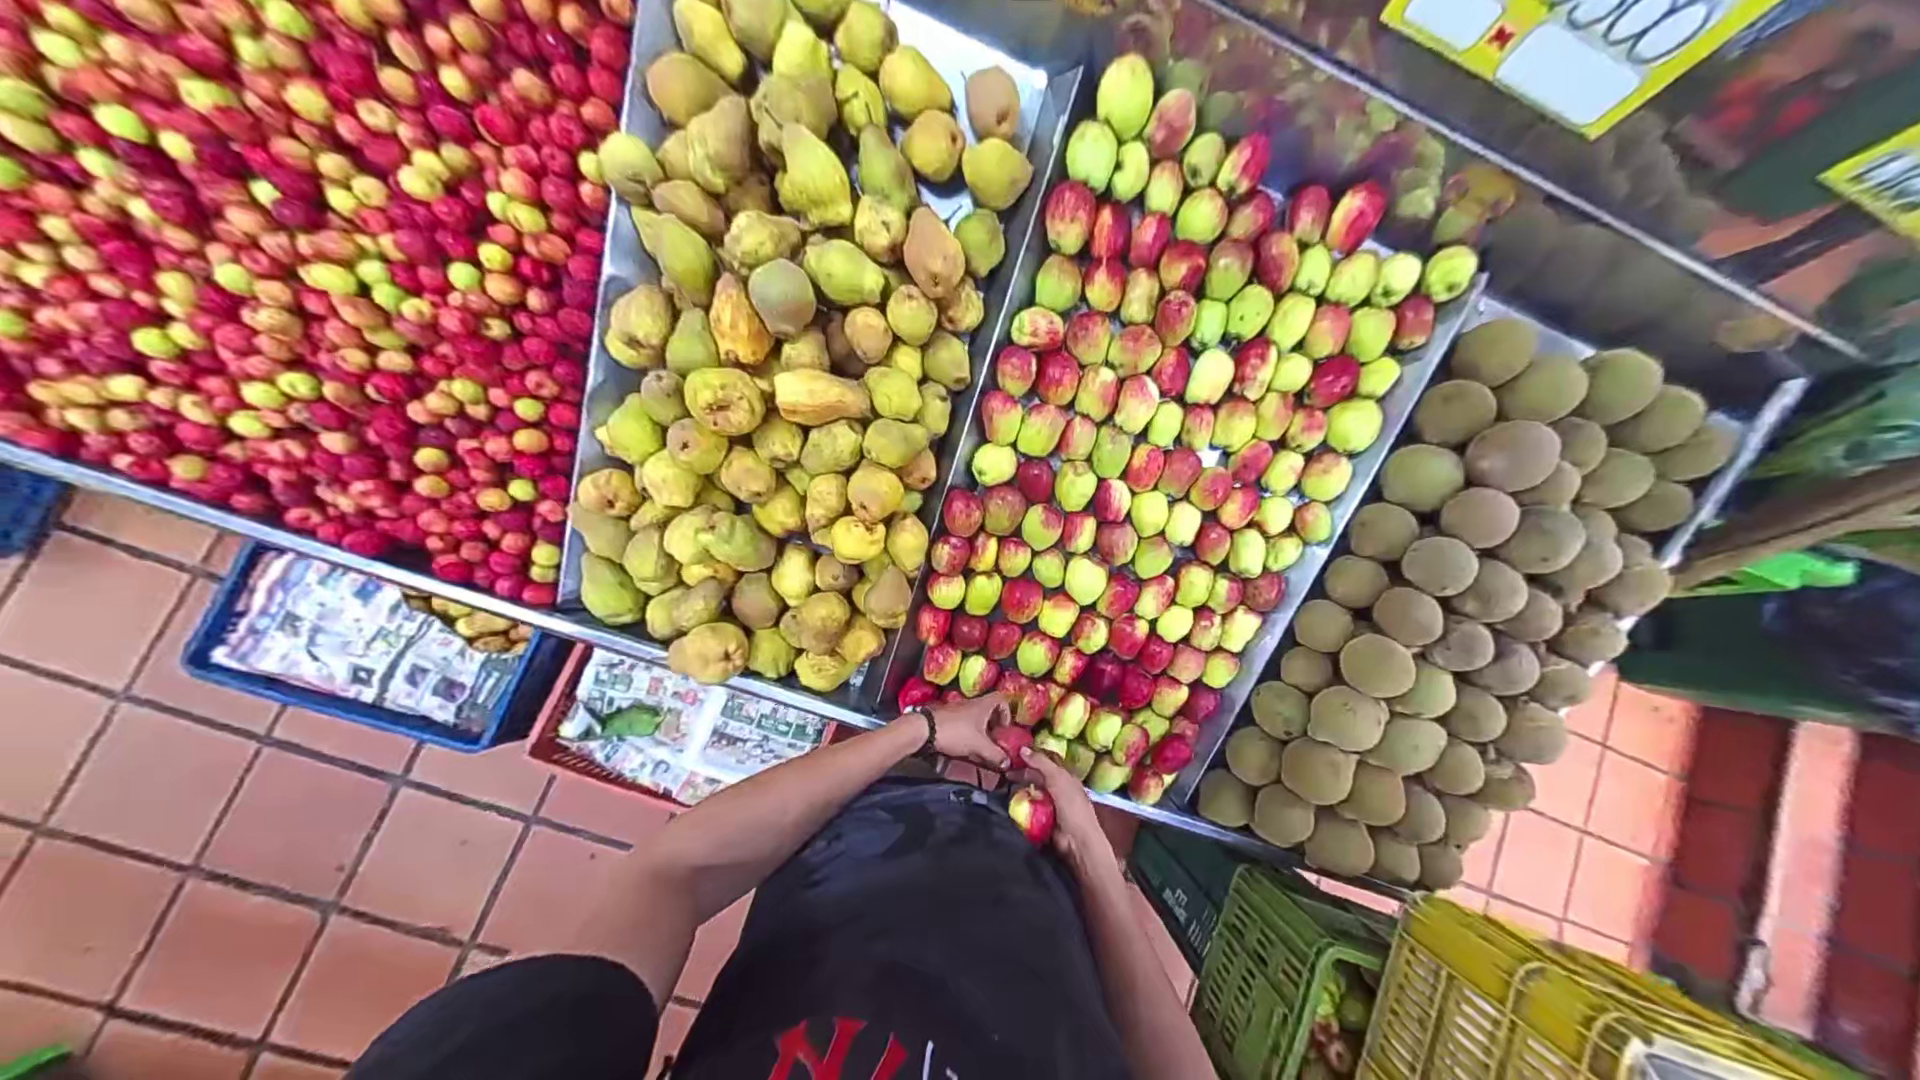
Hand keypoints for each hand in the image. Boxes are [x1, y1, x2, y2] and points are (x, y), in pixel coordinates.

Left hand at [923, 693, 1012, 768]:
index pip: (1001, 699)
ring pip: (976, 719)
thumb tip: (1007, 763)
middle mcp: (972, 704)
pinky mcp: (948, 719)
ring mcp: (958, 710)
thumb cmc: (956, 732)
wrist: (924, 729)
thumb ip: (995, 754)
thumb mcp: (979, 745)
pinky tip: (966, 748)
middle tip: (994, 741)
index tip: (1004, 728)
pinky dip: (969, 734)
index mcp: (983, 705)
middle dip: (993, 726)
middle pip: (989, 711)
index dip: (1006, 713)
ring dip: (981, 732)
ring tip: (981, 747)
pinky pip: (964, 724)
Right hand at [1017, 746, 1119, 883]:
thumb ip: (1041, 763)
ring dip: (1019, 788)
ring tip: (1004, 784)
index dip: (1030, 757)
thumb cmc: (1071, 806)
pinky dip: (1019, 803)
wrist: (1076, 841)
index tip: (1012, 753)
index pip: (1045, 762)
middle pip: (1036, 776)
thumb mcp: (1058, 778)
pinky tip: (1009, 800)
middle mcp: (1057, 788)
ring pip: (1030, 791)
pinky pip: (1027, 807)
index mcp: (1065, 776)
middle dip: (1022, 773)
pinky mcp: (1041, 818)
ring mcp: (1049, 804)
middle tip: (1004, 771)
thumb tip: (1022, 748)